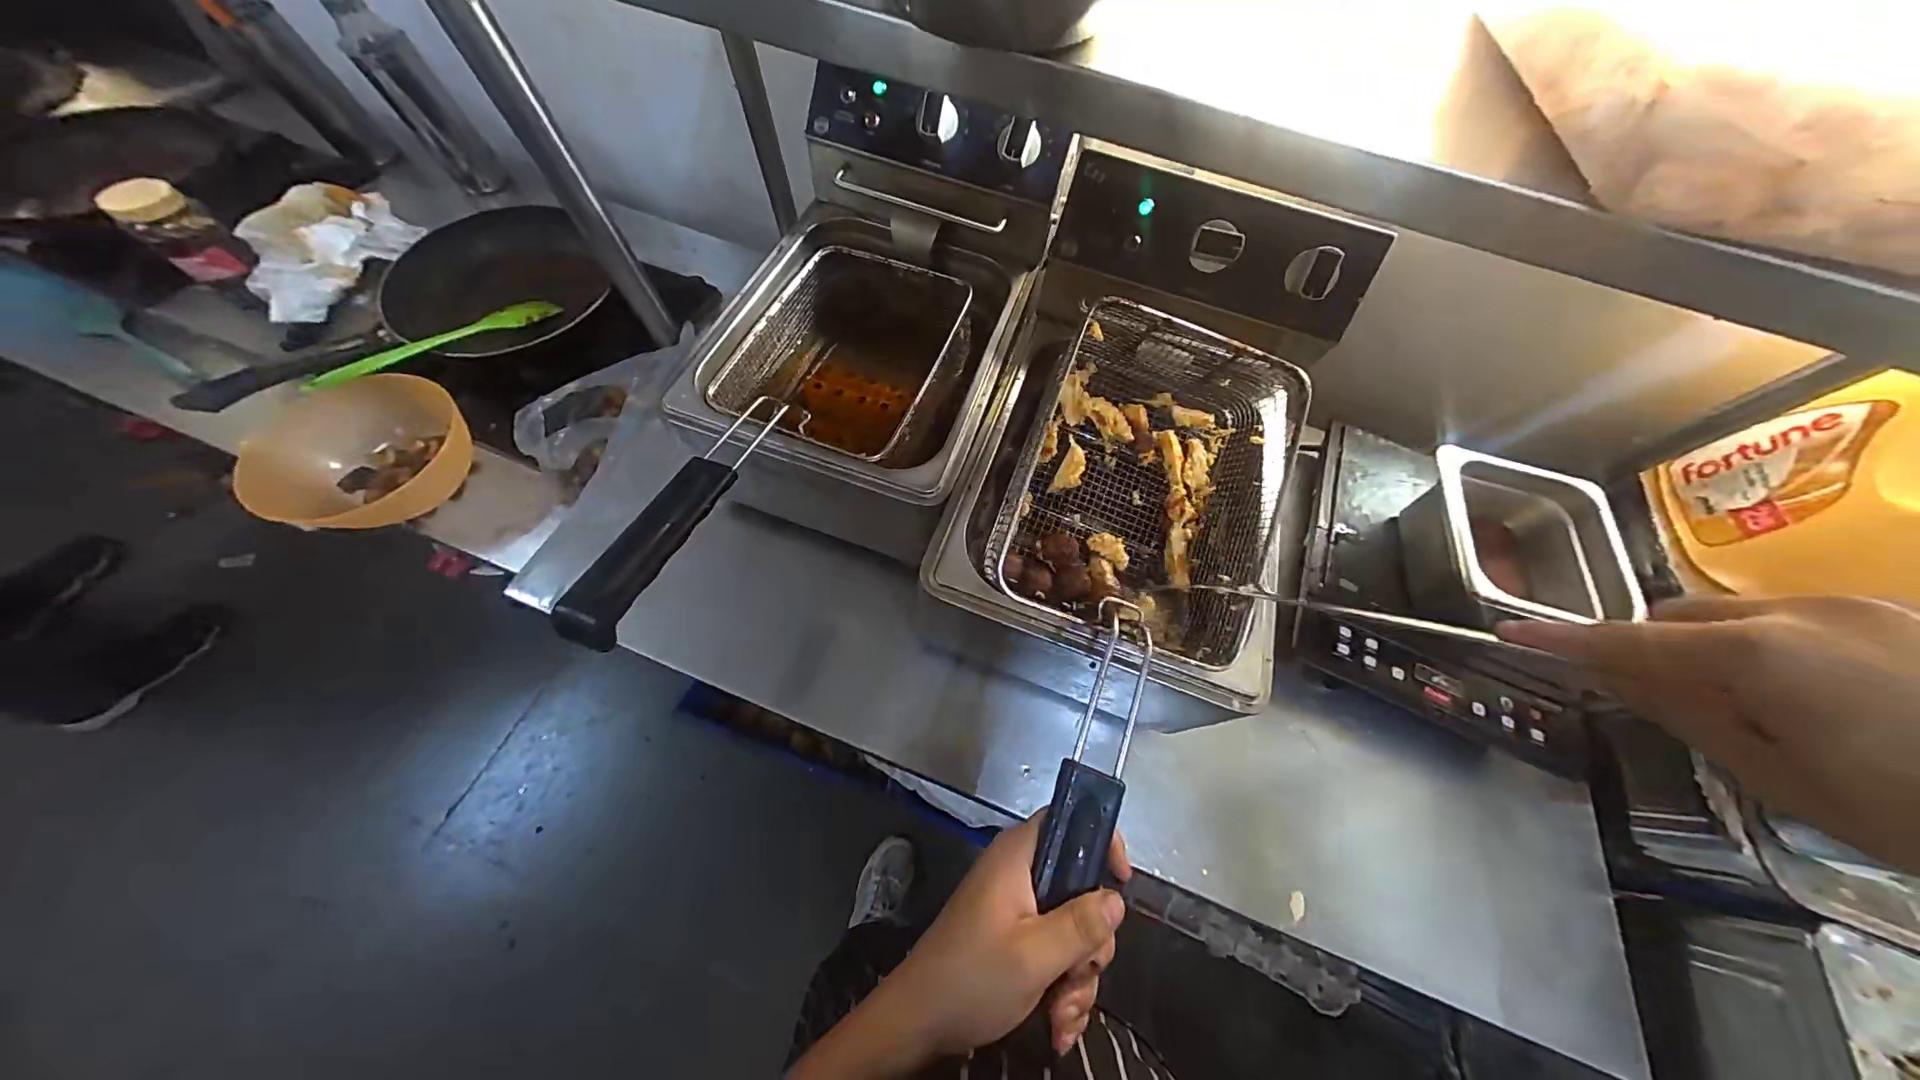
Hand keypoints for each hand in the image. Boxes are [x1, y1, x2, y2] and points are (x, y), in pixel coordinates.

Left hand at [887, 813, 1129, 1056]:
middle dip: (1089, 943)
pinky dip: (1062, 989)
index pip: (1068, 821)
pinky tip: (1056, 1026)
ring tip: (1060, 1018)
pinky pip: (1057, 954)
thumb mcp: (1033, 955)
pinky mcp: (1015, 940)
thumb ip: (1080, 925)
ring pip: (1074, 930)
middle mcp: (1020, 875)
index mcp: (1019, 857)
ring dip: (1077, 978)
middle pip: (1081, 888)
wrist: (918, 1024)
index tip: (1122, 882)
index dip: (1101, 842)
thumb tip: (1117, 899)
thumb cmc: (971, 978)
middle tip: (1076, 976)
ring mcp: (1018, 909)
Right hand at [1499, 595, 1919, 871]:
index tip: (1509, 633)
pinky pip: (1798, 621)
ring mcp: (1861, 608)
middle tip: (1649, 692)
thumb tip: (1612, 676)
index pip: (1626, 639)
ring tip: (1747, 702)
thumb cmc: (1911, 809)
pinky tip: (1815, 696)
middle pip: (1681, 614)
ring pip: (1739, 613)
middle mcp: (1800, 611)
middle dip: (1651, 645)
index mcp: (1756, 652)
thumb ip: (1681, 712)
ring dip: (1713, 646)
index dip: (1561, 639)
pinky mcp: (1904, 618)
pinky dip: (1771, 648)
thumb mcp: (1776, 774)